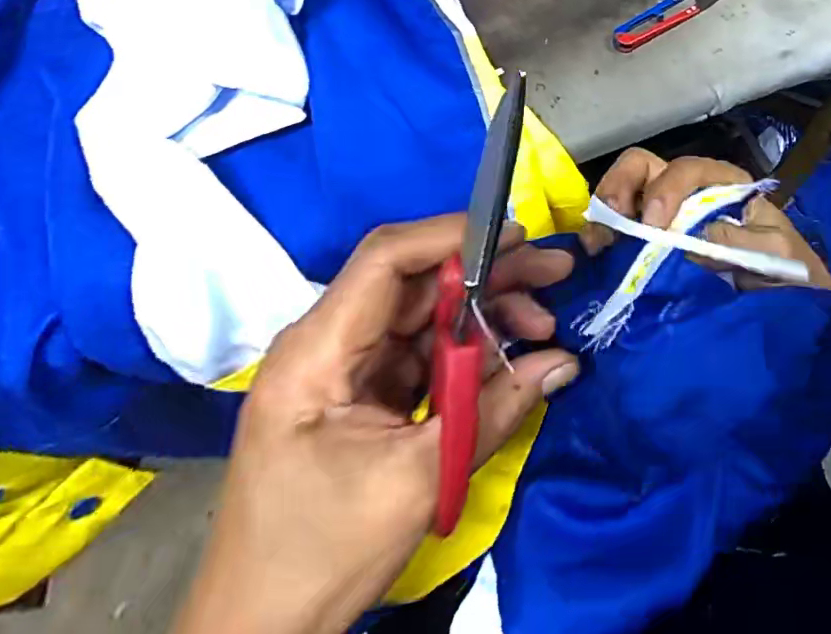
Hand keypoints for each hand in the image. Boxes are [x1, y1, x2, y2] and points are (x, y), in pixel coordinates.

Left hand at [172, 215, 579, 633]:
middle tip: (558, 273)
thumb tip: (566, 360)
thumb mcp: (419, 478)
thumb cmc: (323, 551)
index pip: (386, 260)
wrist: (264, 627)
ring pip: (432, 310)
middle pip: (420, 280)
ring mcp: (352, 367)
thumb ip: (498, 408)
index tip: (522, 239)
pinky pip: (433, 347)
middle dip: (493, 272)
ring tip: (546, 327)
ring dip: (492, 311)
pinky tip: (517, 355)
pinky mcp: (372, 388)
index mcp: (318, 355)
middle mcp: (332, 345)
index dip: (454, 235)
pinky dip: (478, 345)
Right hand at [579, 148, 830, 289]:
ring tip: (599, 242)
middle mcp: (695, 193)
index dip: (666, 189)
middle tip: (609, 219)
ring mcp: (674, 217)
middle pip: (647, 168)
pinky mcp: (660, 245)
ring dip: (609, 211)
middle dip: (622, 186)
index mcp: (727, 185)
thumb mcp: (775, 253)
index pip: (688, 169)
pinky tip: (602, 256)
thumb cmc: (790, 271)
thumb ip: (738, 240)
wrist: (794, 302)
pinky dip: (610, 235)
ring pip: (630, 194)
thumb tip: (690, 237)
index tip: (654, 224)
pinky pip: (627, 229)